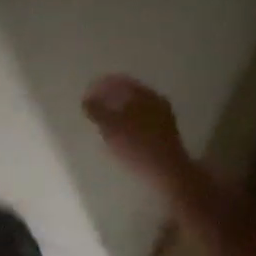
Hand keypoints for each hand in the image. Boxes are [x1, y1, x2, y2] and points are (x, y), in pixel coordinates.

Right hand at [83, 74, 194, 196]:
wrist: (169, 174)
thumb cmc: (138, 148)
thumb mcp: (111, 129)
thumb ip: (97, 111)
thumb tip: (86, 100)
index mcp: (144, 95)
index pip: (119, 82)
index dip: (101, 86)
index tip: (87, 94)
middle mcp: (157, 101)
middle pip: (129, 92)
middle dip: (111, 97)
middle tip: (94, 106)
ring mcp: (165, 117)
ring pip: (137, 107)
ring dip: (120, 110)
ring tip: (105, 120)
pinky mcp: (167, 133)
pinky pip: (143, 120)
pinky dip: (130, 121)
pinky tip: (122, 133)